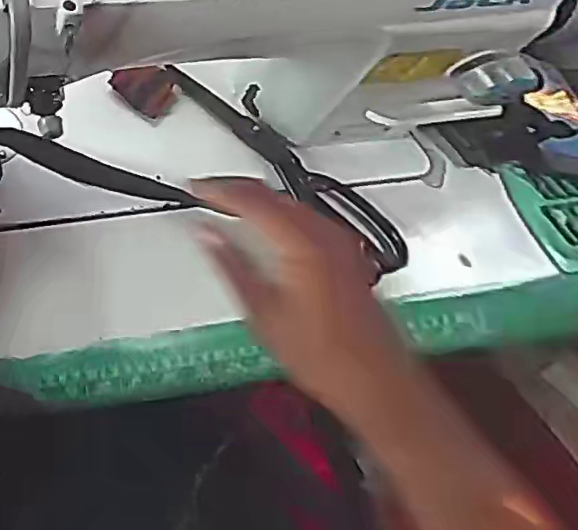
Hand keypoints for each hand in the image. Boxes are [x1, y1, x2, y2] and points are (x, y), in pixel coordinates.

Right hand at [191, 177, 412, 412]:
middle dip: (234, 189)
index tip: (195, 188)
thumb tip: (206, 234)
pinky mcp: (348, 253)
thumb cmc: (329, 361)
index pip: (250, 199)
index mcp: (301, 245)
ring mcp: (341, 243)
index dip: (216, 190)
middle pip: (270, 193)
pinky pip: (305, 214)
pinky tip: (265, 222)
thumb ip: (230, 265)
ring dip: (256, 198)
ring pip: (288, 200)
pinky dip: (278, 210)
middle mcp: (325, 236)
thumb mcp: (262, 314)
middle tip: (206, 192)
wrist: (382, 389)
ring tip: (228, 204)